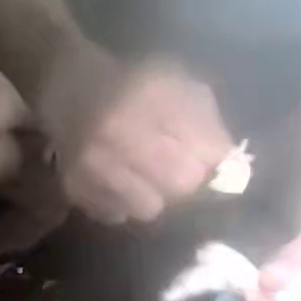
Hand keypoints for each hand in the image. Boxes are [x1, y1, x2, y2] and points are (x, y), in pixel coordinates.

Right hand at [39, 46, 234, 224]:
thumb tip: (233, 172)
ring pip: (149, 209)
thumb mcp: (177, 83)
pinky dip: (122, 205)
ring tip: (142, 178)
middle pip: (181, 185)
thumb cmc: (133, 85)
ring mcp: (94, 163)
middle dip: (185, 184)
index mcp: (154, 94)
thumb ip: (208, 123)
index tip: (206, 163)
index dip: (211, 164)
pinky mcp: (75, 188)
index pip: (207, 152)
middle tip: (174, 173)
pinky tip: (116, 183)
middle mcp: (120, 129)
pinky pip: (118, 216)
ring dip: (153, 198)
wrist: (67, 86)